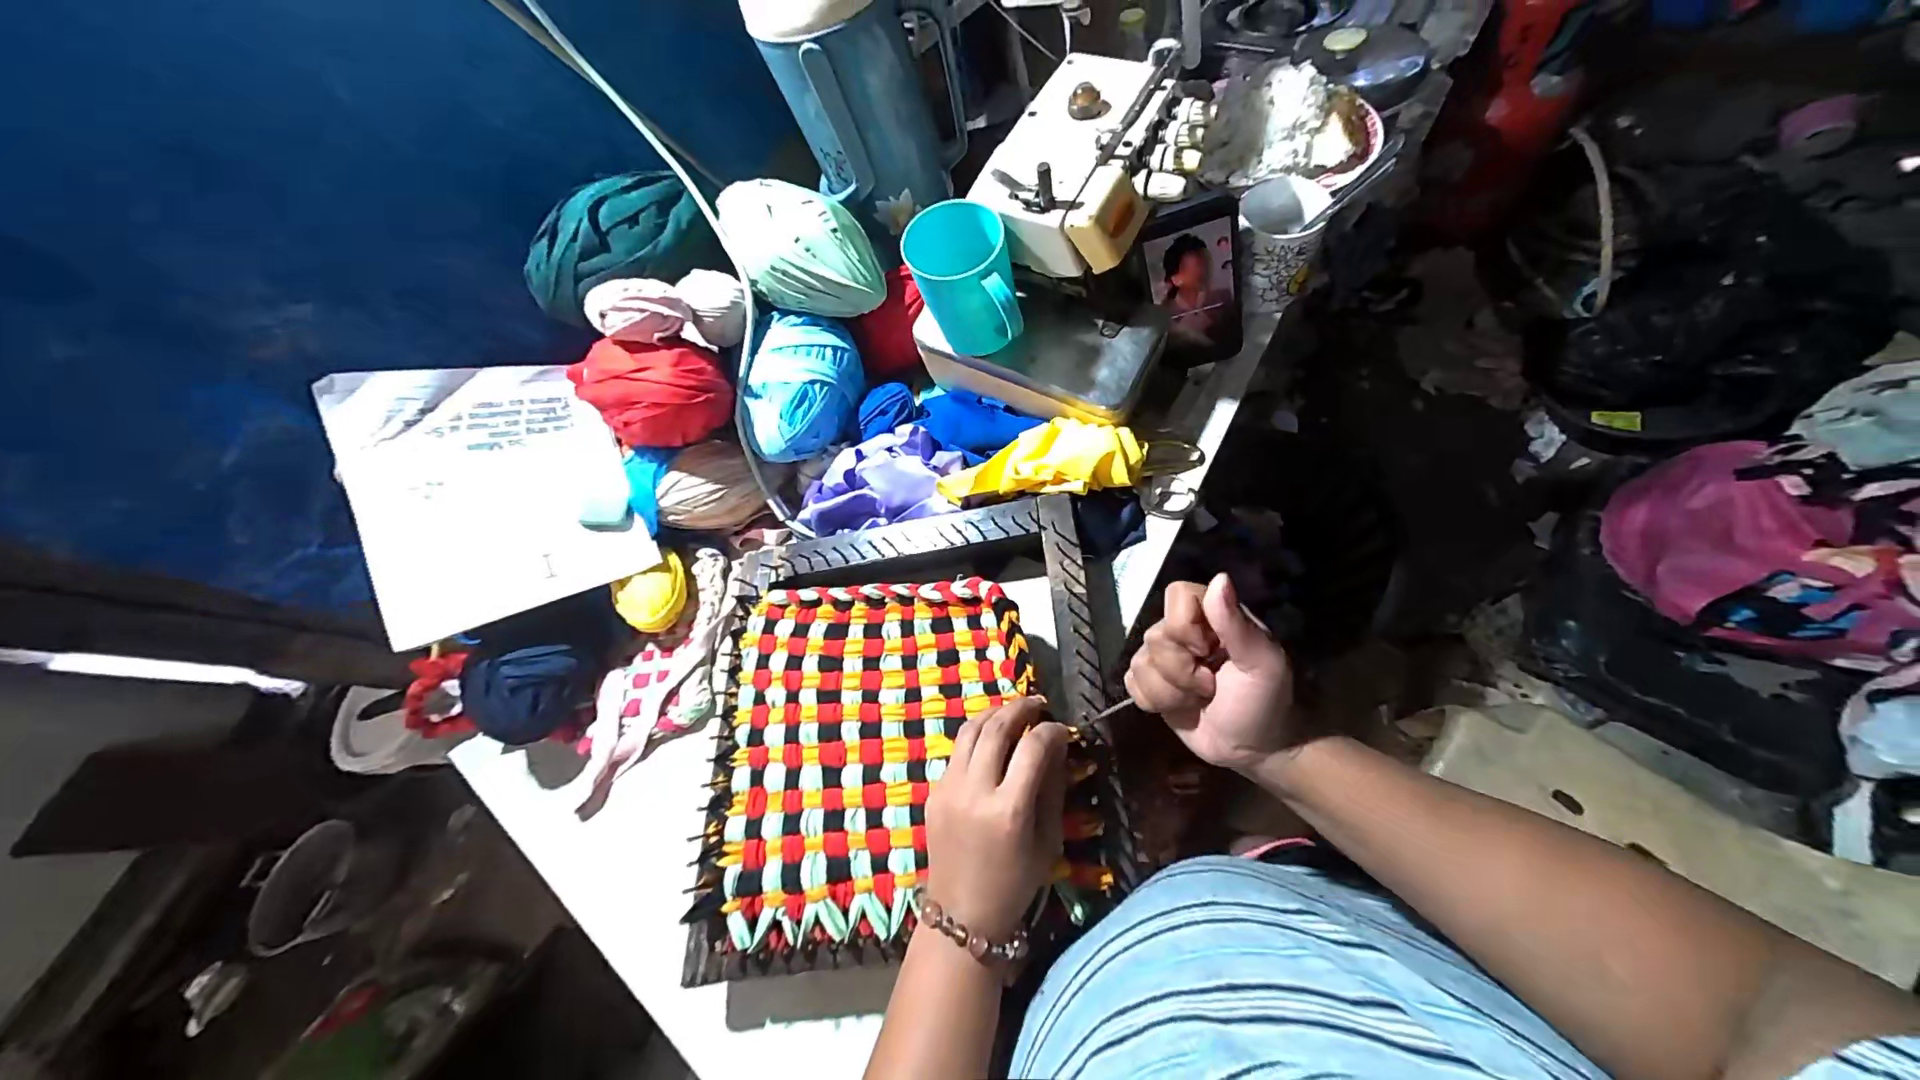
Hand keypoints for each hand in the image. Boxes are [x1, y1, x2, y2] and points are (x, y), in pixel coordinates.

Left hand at [926, 697, 1068, 941]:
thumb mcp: (1047, 840)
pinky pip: (957, 752)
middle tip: (1038, 703)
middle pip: (996, 729)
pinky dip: (976, 737)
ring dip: (993, 714)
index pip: (1033, 748)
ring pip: (970, 731)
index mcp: (1008, 810)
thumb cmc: (1015, 884)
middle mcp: (974, 792)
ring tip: (1013, 711)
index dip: (1051, 731)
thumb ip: (1051, 788)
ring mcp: (948, 789)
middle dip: (1020, 708)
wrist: (963, 915)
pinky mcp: (934, 792)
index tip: (1062, 729)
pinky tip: (991, 740)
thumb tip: (1057, 745)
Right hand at [1124, 573, 1296, 771]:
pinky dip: (1155, 700)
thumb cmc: (1264, 703)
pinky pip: (1131, 682)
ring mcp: (1164, 658)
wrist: (1252, 749)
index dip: (1184, 625)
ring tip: (1199, 699)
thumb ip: (1237, 624)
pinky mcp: (1150, 683)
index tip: (1207, 650)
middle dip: (1182, 670)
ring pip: (1139, 663)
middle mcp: (1184, 632)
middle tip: (1211, 685)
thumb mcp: (1263, 664)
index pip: (1177, 595)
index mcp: (1213, 616)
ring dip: (1172, 691)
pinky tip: (1180, 706)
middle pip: (1155, 636)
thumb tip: (1219, 578)